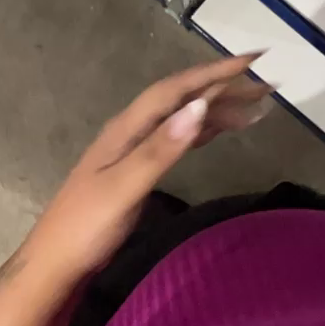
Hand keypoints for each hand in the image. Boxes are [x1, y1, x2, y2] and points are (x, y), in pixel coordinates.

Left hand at [0, 53, 274, 325]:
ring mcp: (133, 151)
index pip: (175, 89)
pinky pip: (177, 139)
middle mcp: (131, 131)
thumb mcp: (124, 188)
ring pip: (182, 118)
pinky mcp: (137, 171)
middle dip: (224, 88)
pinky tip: (221, 131)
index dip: (214, 73)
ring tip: (258, 108)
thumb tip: (200, 105)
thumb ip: (161, 149)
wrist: (55, 264)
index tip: (254, 60)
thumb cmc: (86, 227)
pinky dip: (203, 131)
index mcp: (126, 128)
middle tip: (269, 85)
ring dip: (218, 109)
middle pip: (182, 99)